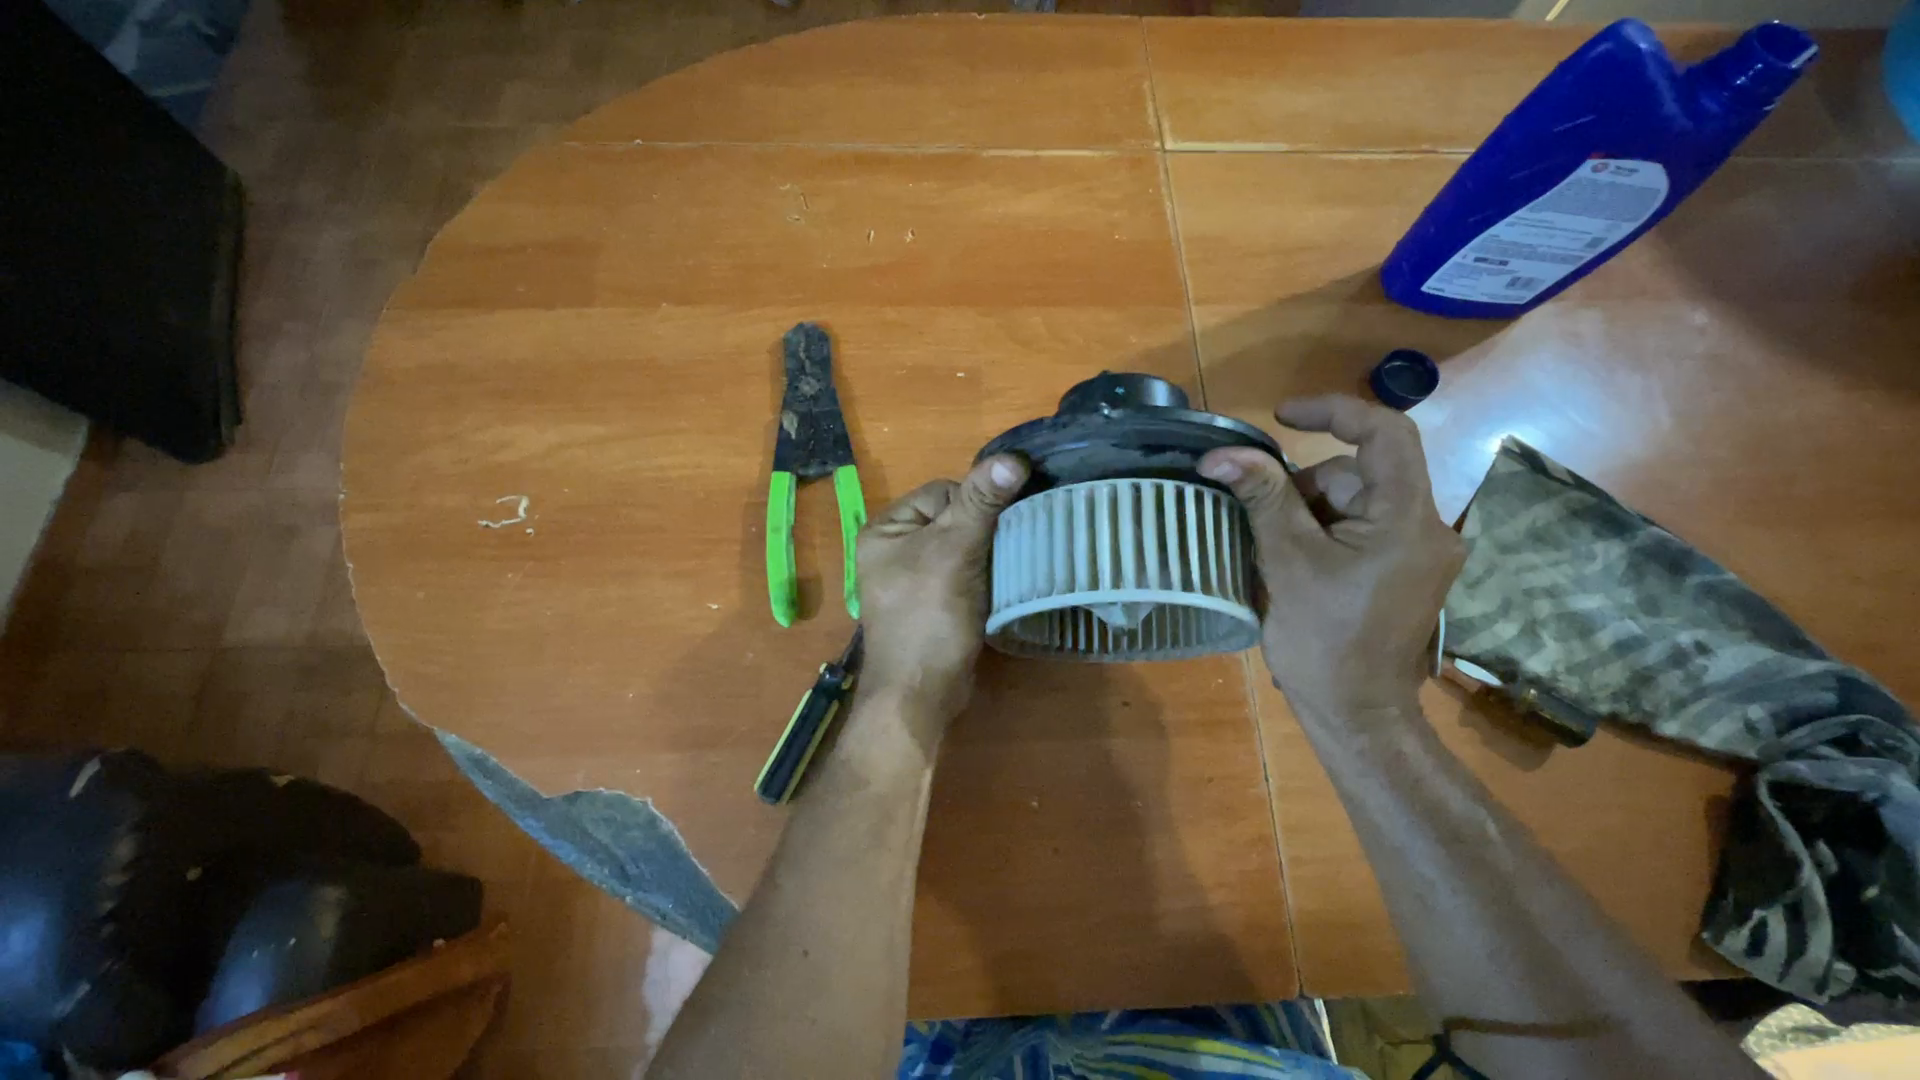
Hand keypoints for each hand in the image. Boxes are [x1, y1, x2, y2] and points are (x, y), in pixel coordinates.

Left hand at [856, 454, 1028, 728]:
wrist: (920, 694)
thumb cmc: (929, 616)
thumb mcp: (955, 551)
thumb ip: (981, 503)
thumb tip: (1013, 457)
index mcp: (885, 528)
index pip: (943, 493)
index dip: (976, 505)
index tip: (1001, 528)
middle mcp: (894, 550)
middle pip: (955, 520)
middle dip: (986, 532)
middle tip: (1012, 548)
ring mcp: (913, 580)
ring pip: (964, 549)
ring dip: (991, 556)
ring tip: (1009, 569)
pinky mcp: (934, 605)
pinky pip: (966, 576)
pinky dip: (987, 579)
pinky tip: (1002, 588)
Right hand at [1198, 395, 1463, 719]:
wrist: (1356, 713)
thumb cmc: (1322, 640)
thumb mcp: (1287, 561)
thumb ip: (1263, 496)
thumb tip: (1221, 454)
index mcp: (1407, 518)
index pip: (1385, 433)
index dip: (1333, 411)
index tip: (1282, 417)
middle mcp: (1429, 527)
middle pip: (1361, 473)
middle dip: (1307, 486)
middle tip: (1265, 521)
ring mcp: (1424, 552)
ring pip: (1358, 501)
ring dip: (1313, 513)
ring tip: (1279, 553)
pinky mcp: (1410, 571)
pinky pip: (1366, 528)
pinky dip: (1328, 533)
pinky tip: (1300, 565)